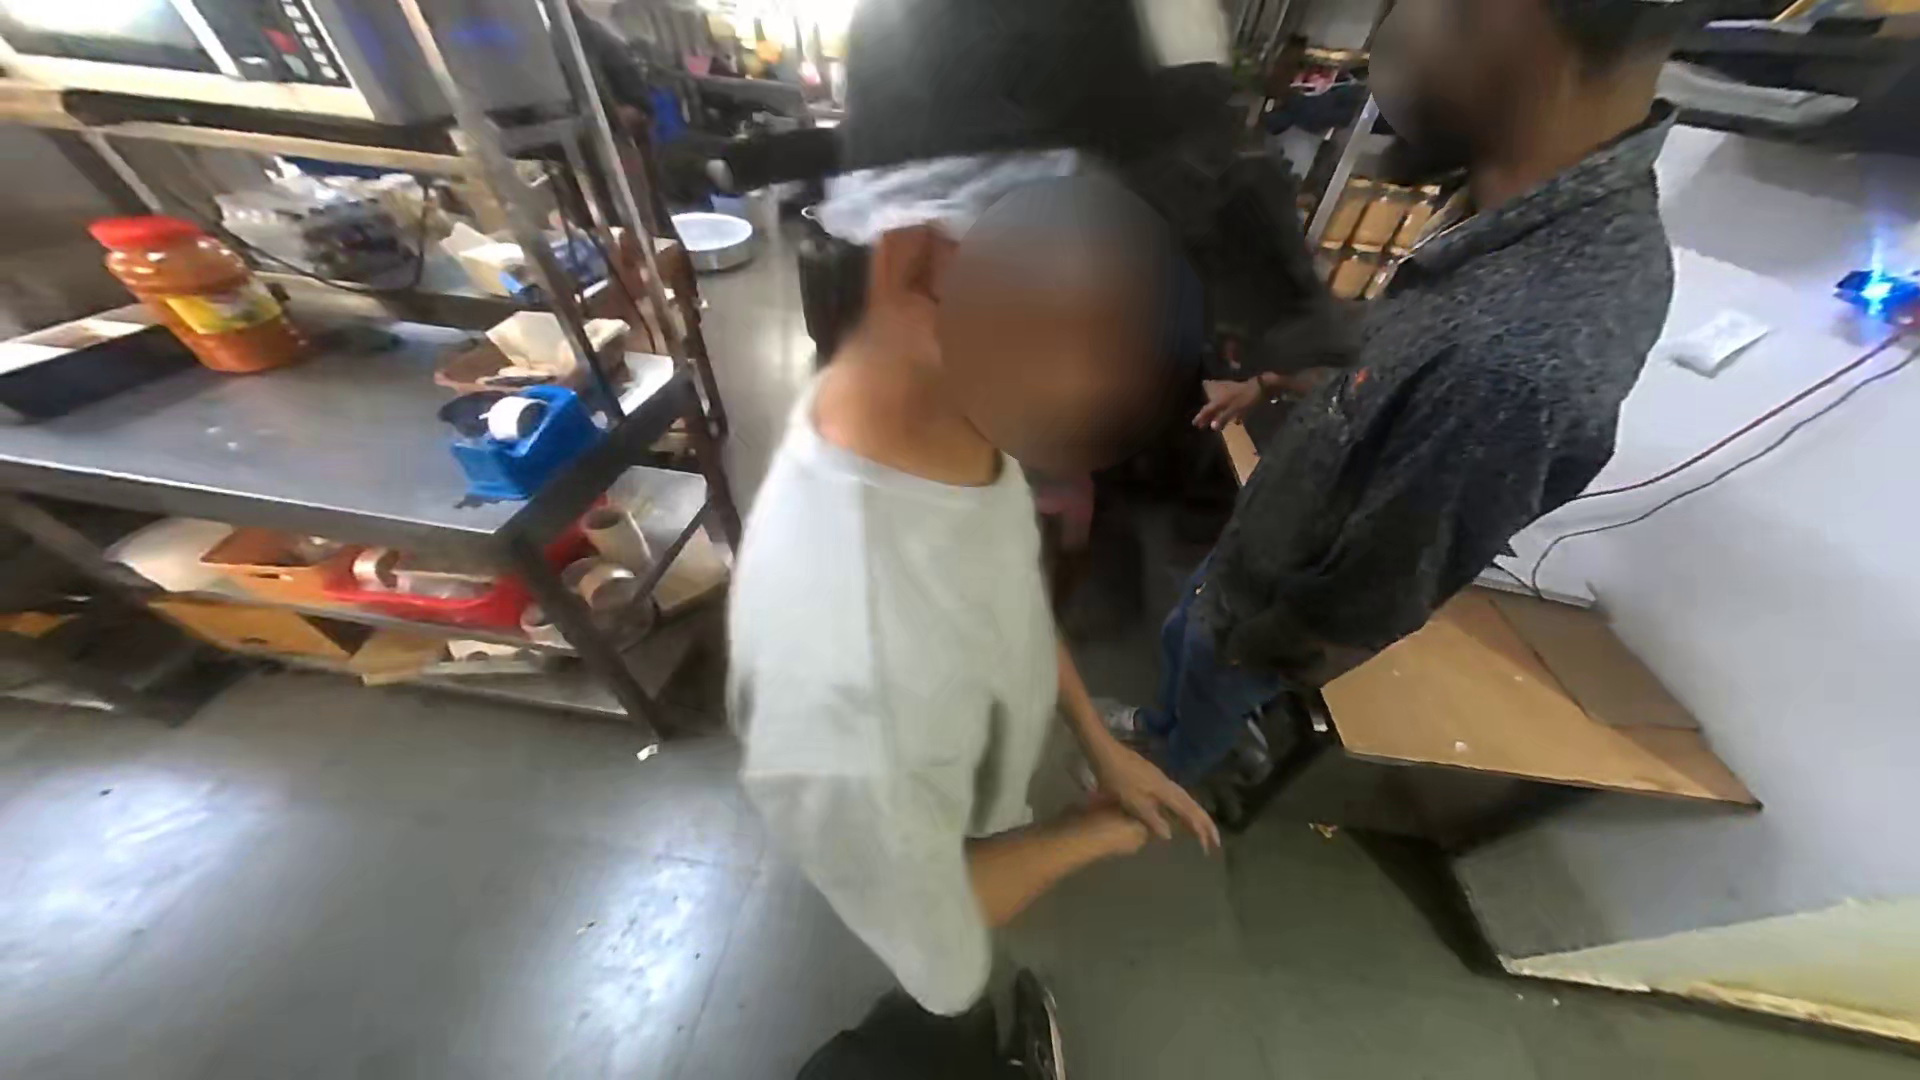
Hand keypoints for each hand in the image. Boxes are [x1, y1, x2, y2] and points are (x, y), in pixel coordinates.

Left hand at [1087, 740, 1220, 851]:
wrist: (1103, 749)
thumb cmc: (1116, 776)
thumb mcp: (1131, 800)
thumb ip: (1151, 818)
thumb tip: (1170, 835)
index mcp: (1164, 790)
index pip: (1189, 812)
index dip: (1201, 829)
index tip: (1212, 846)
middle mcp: (1166, 783)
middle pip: (1190, 804)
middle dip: (1203, 822)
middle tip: (1212, 841)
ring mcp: (1158, 777)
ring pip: (1182, 798)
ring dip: (1192, 814)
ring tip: (1197, 829)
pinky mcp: (1150, 775)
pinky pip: (1172, 794)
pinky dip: (1180, 806)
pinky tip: (1173, 810)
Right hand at [1193, 379, 1263, 430]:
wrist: (1257, 387)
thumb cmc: (1245, 399)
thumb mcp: (1234, 410)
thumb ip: (1222, 418)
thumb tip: (1211, 427)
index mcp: (1217, 401)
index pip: (1206, 410)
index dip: (1200, 417)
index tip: (1194, 424)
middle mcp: (1218, 395)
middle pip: (1209, 406)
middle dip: (1205, 414)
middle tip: (1202, 423)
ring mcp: (1224, 392)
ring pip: (1215, 402)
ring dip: (1212, 410)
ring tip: (1210, 418)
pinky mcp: (1231, 390)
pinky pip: (1222, 400)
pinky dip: (1221, 406)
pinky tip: (1223, 409)